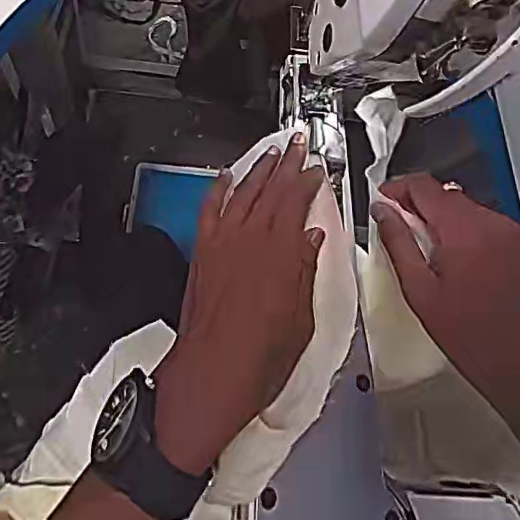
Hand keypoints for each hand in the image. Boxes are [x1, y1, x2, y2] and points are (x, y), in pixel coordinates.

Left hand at [154, 135, 324, 475]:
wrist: (210, 375)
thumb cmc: (259, 357)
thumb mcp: (301, 320)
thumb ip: (306, 273)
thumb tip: (312, 241)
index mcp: (282, 253)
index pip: (297, 201)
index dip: (308, 181)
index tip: (316, 170)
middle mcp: (252, 240)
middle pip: (272, 188)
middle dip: (287, 163)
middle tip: (297, 144)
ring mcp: (224, 243)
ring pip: (244, 191)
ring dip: (259, 169)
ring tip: (270, 153)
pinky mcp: (203, 252)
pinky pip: (211, 209)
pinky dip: (219, 189)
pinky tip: (227, 177)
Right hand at [372, 173, 519, 412]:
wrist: (515, 360)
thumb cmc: (469, 333)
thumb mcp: (418, 288)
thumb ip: (397, 241)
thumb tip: (382, 212)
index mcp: (464, 230)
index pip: (425, 187)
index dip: (398, 188)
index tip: (384, 199)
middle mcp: (490, 222)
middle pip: (444, 193)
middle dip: (418, 204)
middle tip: (398, 225)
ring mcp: (507, 230)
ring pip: (462, 205)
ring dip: (440, 216)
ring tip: (425, 247)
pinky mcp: (516, 241)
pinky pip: (481, 220)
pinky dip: (462, 228)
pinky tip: (451, 256)